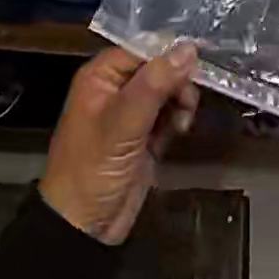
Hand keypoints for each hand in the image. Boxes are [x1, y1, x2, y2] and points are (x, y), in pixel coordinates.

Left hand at [37, 43, 201, 244]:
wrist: (84, 230)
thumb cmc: (92, 171)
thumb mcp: (122, 124)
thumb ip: (156, 83)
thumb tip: (189, 47)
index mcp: (102, 76)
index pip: (146, 47)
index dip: (171, 54)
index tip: (195, 66)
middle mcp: (118, 86)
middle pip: (163, 65)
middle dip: (179, 81)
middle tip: (186, 101)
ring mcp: (134, 109)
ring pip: (172, 86)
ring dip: (183, 100)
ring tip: (182, 122)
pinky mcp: (147, 130)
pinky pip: (173, 109)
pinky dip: (180, 117)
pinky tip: (179, 131)